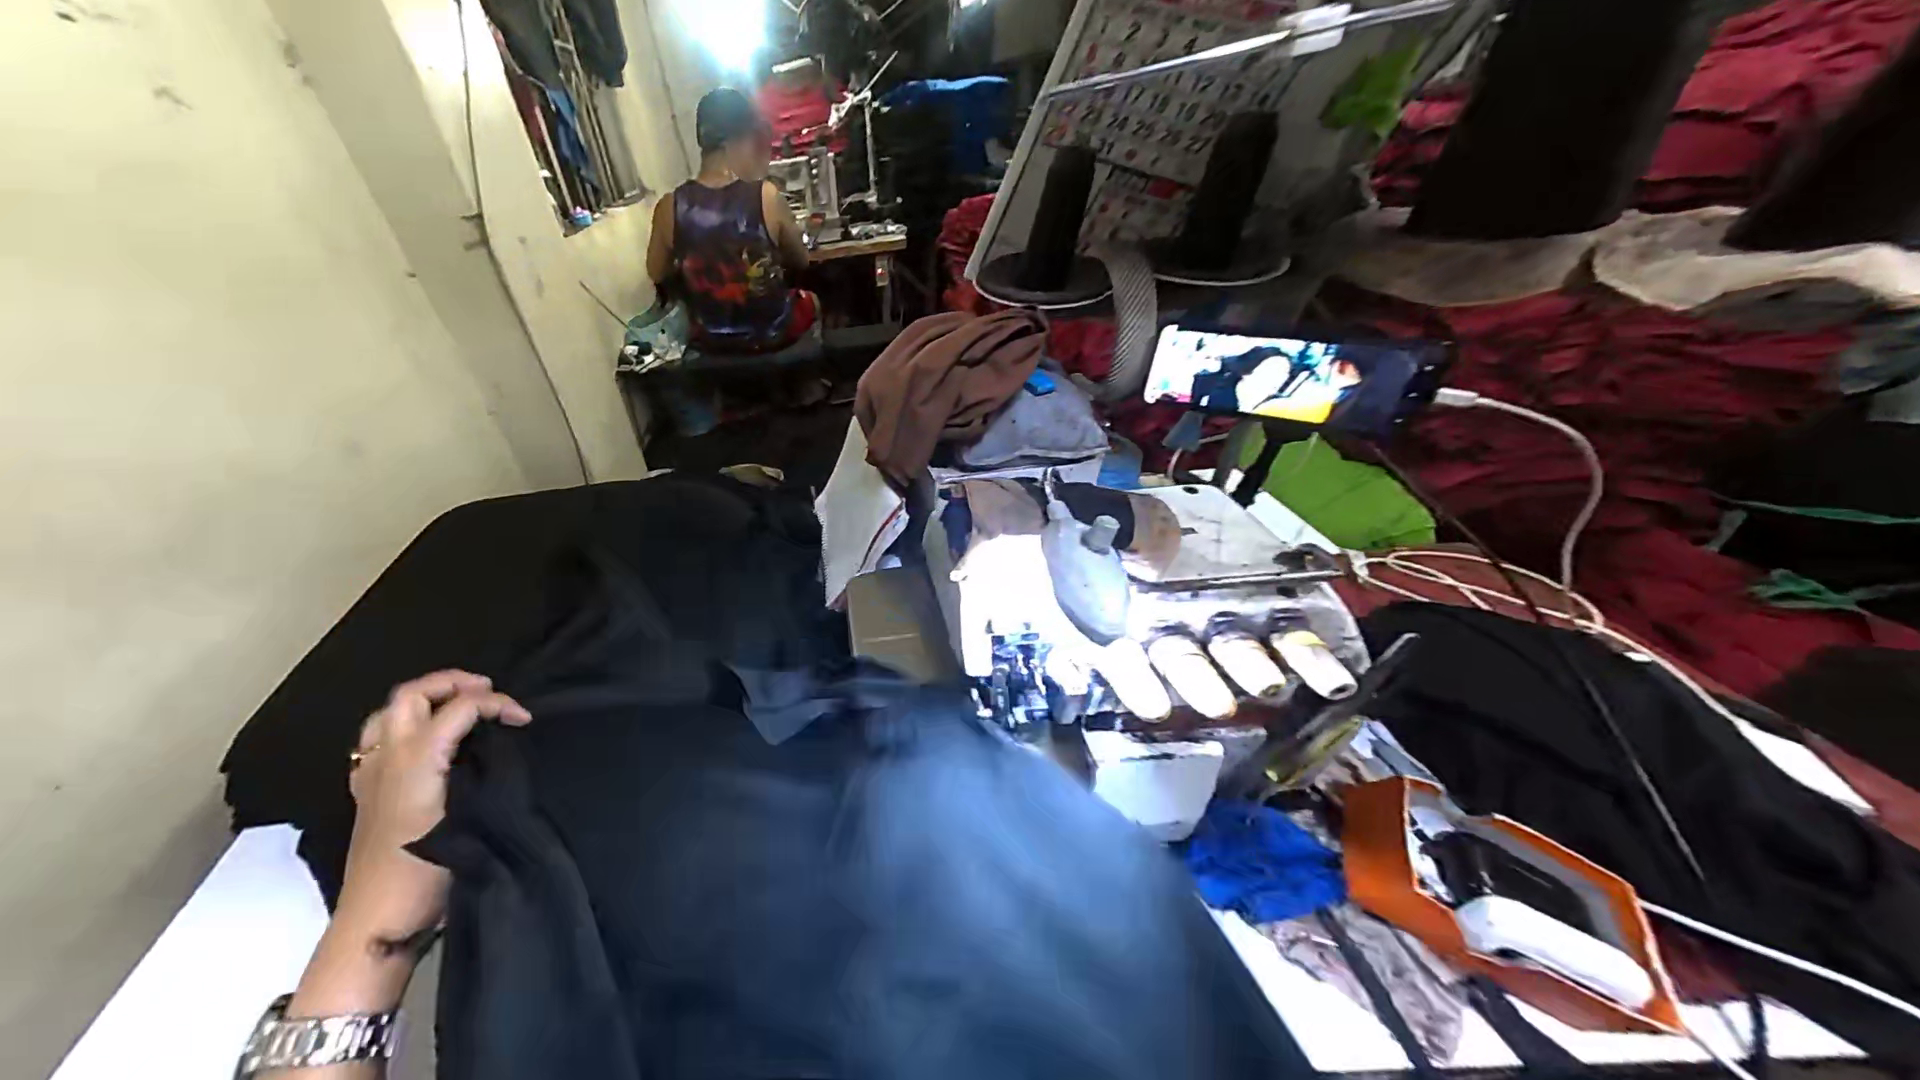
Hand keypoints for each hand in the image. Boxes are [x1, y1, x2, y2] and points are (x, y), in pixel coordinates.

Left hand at [335, 671, 530, 945]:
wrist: (379, 919)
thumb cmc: (429, 867)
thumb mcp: (469, 810)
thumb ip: (485, 764)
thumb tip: (504, 738)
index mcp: (414, 758)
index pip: (461, 706)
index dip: (498, 703)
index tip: (525, 719)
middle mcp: (386, 757)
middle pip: (412, 694)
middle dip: (452, 683)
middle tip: (488, 690)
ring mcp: (370, 773)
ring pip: (389, 713)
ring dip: (425, 700)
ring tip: (458, 706)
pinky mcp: (366, 791)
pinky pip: (378, 739)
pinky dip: (404, 725)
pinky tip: (427, 742)